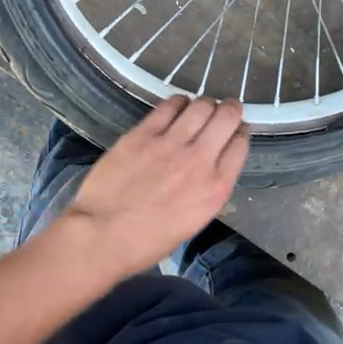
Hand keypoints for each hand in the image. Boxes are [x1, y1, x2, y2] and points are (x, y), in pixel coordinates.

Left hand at [61, 96, 249, 278]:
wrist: (101, 236)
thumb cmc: (148, 240)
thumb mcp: (194, 221)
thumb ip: (208, 189)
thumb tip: (212, 166)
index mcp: (216, 188)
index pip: (241, 144)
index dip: (240, 133)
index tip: (235, 131)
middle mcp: (200, 160)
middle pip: (227, 117)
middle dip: (230, 109)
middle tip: (224, 110)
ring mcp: (171, 143)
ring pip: (201, 105)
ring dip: (204, 104)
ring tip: (198, 109)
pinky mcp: (144, 133)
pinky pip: (170, 105)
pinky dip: (178, 103)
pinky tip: (176, 107)